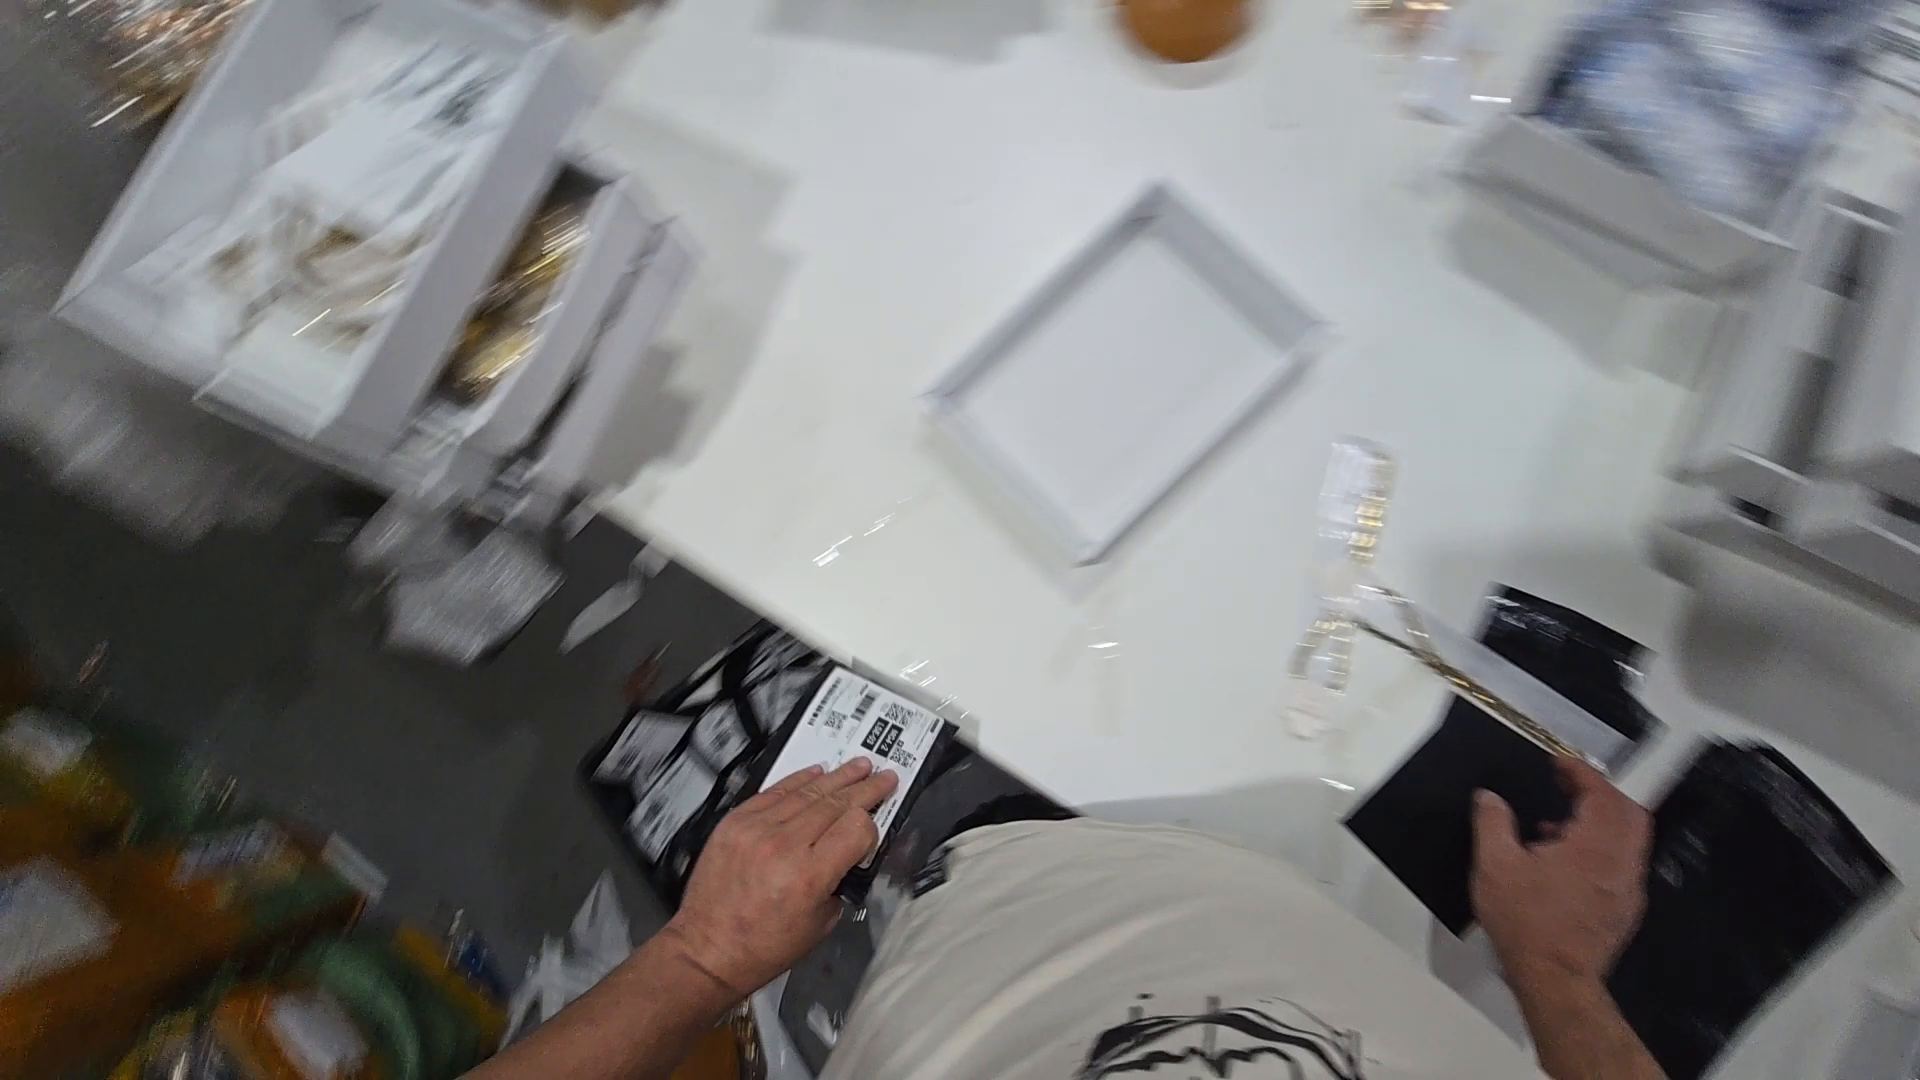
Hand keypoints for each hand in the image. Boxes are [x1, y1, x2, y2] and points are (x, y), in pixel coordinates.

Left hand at [660, 758, 898, 1000]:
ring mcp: (757, 829)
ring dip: (839, 776)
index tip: (873, 830)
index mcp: (808, 876)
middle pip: (837, 803)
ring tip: (860, 765)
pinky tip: (819, 771)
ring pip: (809, 791)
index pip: (856, 828)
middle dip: (866, 788)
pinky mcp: (736, 821)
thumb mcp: (820, 924)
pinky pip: (776, 790)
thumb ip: (841, 879)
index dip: (870, 828)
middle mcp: (783, 846)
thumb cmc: (763, 947)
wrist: (705, 952)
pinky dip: (800, 779)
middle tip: (885, 777)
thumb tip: (852, 847)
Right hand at [1471, 757, 1651, 992]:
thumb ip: (1493, 822)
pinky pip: (1619, 862)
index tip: (1559, 763)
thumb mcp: (1494, 863)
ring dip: (1598, 819)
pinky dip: (1597, 843)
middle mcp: (1621, 867)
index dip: (1584, 775)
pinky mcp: (1622, 909)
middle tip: (1565, 781)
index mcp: (1593, 851)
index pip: (1604, 799)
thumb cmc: (1523, 917)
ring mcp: (1627, 891)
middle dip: (1600, 792)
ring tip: (1553, 818)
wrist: (1554, 977)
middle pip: (1630, 816)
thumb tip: (1490, 797)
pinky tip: (1557, 855)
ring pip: (1627, 841)